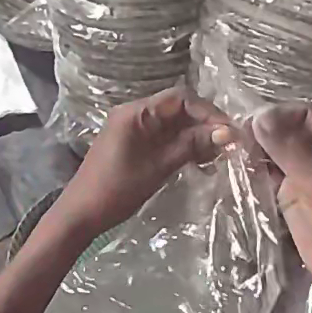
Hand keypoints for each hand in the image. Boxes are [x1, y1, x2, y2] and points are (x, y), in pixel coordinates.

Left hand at [52, 87, 236, 238]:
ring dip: (198, 136)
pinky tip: (201, 160)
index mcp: (136, 112)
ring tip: (220, 154)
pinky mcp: (136, 144)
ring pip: (175, 123)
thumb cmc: (117, 190)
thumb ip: (192, 146)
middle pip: (179, 108)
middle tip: (230, 144)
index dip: (209, 112)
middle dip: (206, 123)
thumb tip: (228, 132)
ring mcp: (135, 129)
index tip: (229, 132)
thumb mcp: (158, 167)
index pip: (181, 98)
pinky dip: (184, 145)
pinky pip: (166, 137)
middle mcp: (136, 113)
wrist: (81, 214)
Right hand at [250, 104, 311, 298]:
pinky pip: (272, 175)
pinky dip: (256, 170)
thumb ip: (286, 148)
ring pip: (278, 154)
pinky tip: (237, 165)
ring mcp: (307, 177)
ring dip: (257, 151)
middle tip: (235, 136)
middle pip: (289, 133)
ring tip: (231, 148)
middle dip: (264, 132)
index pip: (306, 115)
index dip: (279, 115)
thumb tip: (258, 116)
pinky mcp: (292, 197)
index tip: (250, 120)